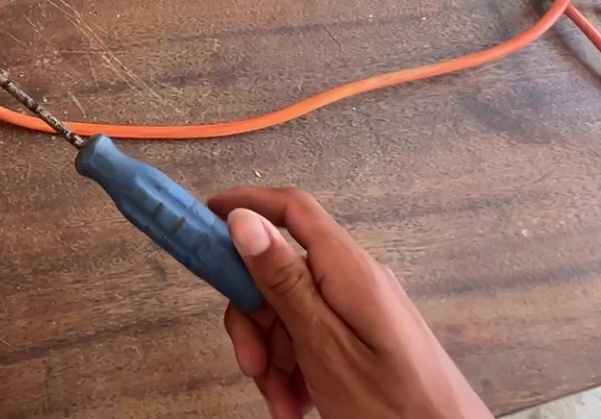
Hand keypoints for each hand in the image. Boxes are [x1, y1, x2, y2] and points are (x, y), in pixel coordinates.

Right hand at [206, 187, 491, 418]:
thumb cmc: (396, 411)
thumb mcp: (325, 347)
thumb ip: (283, 280)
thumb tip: (243, 219)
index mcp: (349, 269)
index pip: (291, 208)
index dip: (245, 203)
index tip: (203, 217)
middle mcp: (356, 280)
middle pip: (281, 268)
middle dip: (253, 313)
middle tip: (248, 362)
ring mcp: (363, 312)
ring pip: (291, 308)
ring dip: (272, 351)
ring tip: (278, 401)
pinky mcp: (368, 341)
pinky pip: (313, 335)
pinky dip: (295, 366)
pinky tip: (296, 402)